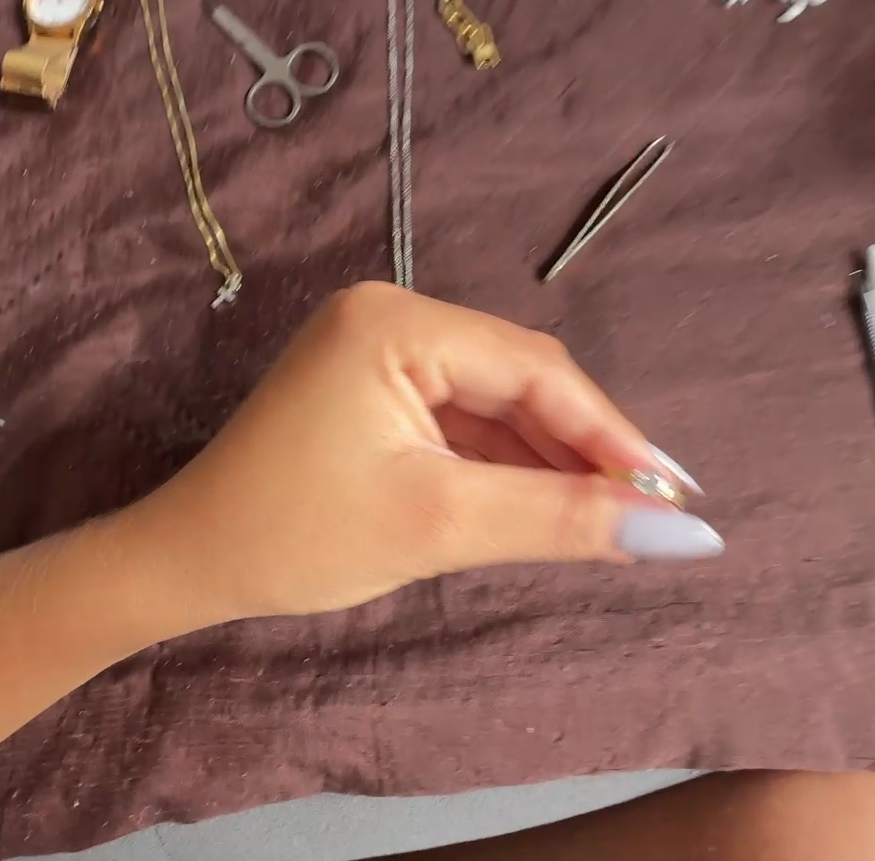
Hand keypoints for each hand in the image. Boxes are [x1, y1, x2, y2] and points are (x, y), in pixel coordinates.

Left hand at [117, 283, 721, 621]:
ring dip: (547, 456)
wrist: (192, 558)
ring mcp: (380, 347)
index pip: (532, 369)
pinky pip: (458, 415)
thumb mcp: (438, 524)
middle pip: (516, 378)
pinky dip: (502, 459)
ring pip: (492, 400)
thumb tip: (681, 534)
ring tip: (609, 516)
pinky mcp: (374, 384)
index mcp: (396, 322)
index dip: (611, 435)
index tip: (679, 498)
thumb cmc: (299, 535)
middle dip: (581, 447)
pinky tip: (544, 498)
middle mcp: (391, 315)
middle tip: (654, 515)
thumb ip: (560, 517)